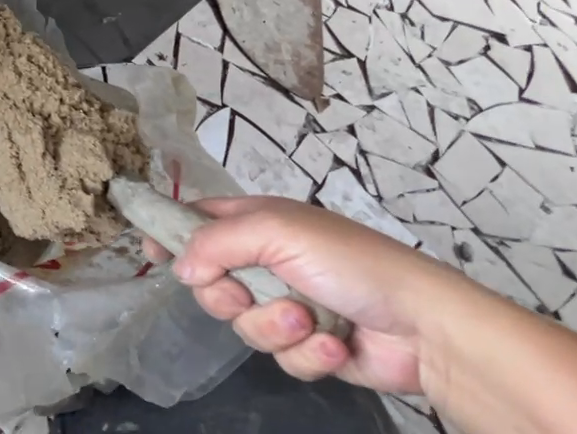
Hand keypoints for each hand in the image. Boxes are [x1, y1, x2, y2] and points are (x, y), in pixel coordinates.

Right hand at [147, 196, 469, 395]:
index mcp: (256, 223)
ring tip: (307, 320)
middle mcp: (266, 262)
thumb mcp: (273, 230)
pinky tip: (332, 345)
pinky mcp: (309, 348)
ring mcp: (286, 306)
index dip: (168, 233)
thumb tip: (180, 270)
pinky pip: (280, 356)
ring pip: (242, 323)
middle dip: (224, 293)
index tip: (150, 252)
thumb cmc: (348, 261)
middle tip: (244, 293)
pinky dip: (306, 354)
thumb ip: (213, 242)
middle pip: (208, 280)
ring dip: (272, 325)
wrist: (426, 327)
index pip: (195, 220)